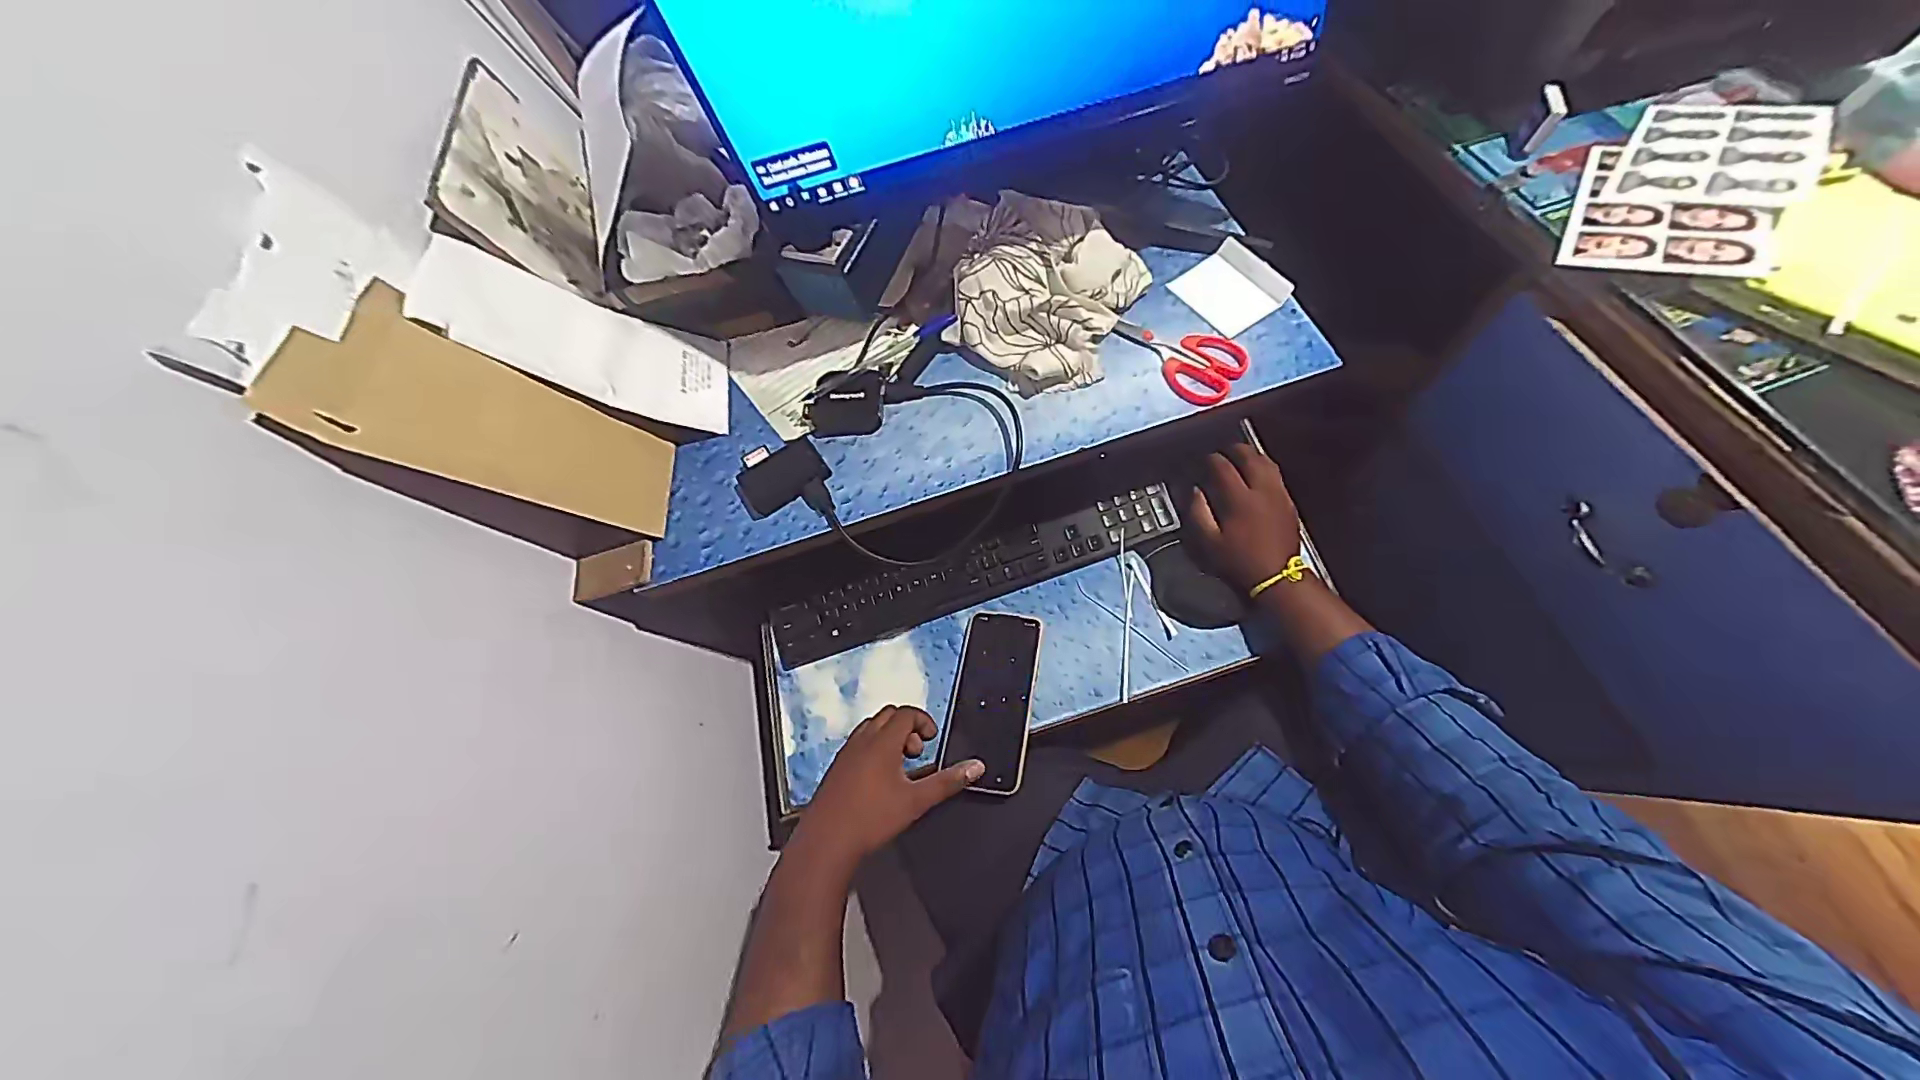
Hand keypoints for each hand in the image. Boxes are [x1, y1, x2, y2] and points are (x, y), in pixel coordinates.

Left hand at [790, 706, 983, 871]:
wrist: (826, 841)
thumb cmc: (870, 819)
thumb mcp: (917, 801)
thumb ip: (948, 782)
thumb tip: (975, 767)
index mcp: (882, 742)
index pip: (906, 714)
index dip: (923, 721)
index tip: (932, 739)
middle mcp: (862, 741)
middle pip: (888, 716)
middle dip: (907, 728)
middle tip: (917, 752)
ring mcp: (846, 753)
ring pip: (871, 728)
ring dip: (890, 737)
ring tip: (901, 765)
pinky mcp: (837, 767)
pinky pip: (858, 744)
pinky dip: (874, 749)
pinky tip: (880, 779)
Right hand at [1187, 444, 1303, 594]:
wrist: (1275, 577)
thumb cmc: (1239, 561)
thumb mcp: (1208, 542)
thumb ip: (1198, 513)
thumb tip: (1195, 491)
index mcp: (1239, 500)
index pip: (1223, 467)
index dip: (1211, 460)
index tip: (1204, 461)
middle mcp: (1261, 492)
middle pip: (1249, 457)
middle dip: (1233, 450)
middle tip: (1222, 453)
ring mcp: (1279, 495)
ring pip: (1267, 462)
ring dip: (1251, 456)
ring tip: (1240, 457)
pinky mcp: (1288, 503)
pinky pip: (1277, 475)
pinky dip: (1264, 467)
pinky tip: (1257, 473)